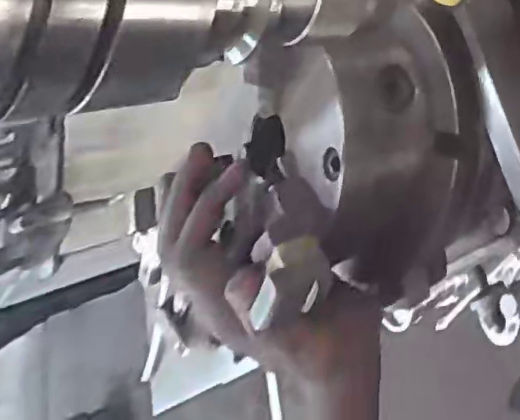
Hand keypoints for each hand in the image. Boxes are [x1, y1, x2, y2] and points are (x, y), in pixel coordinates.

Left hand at [158, 143, 380, 419]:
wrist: (341, 369)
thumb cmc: (329, 351)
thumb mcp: (307, 335)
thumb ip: (273, 313)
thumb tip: (238, 280)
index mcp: (224, 307)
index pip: (190, 253)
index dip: (205, 208)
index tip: (239, 171)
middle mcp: (216, 296)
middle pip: (177, 244)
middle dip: (184, 196)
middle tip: (204, 150)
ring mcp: (229, 288)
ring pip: (188, 241)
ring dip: (190, 199)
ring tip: (205, 160)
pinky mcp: (247, 279)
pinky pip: (212, 240)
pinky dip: (211, 210)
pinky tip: (230, 188)